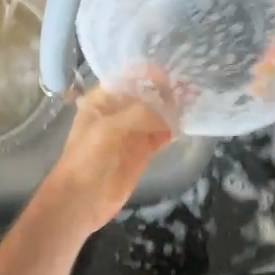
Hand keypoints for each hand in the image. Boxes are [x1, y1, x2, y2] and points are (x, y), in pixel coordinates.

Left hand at [35, 79, 173, 239]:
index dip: (149, 74)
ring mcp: (132, 132)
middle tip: (189, 86)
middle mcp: (118, 112)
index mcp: (102, 100)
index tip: (171, 73)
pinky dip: (174, 127)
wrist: (80, 202)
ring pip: (157, 114)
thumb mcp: (108, 130)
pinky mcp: (142, 151)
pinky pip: (161, 134)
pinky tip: (188, 122)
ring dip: (174, 108)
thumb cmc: (86, 160)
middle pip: (146, 95)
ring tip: (195, 100)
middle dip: (166, 90)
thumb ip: (139, 114)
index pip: (128, 78)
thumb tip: (170, 108)